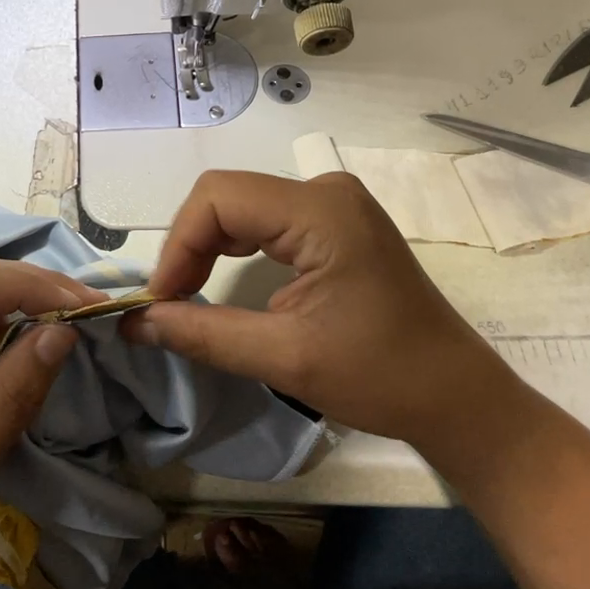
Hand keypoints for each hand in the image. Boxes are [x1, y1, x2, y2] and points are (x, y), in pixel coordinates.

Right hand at [121, 170, 522, 445]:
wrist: (456, 397)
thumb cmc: (380, 377)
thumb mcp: (284, 357)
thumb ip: (202, 334)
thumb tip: (133, 324)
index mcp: (321, 212)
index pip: (218, 198)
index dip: (178, 244)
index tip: (161, 300)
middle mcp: (326, 192)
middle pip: (226, 196)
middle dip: (188, 246)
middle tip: (169, 301)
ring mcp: (333, 204)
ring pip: (240, 205)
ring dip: (205, 246)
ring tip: (186, 294)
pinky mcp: (334, 223)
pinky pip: (263, 219)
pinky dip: (231, 247)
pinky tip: (218, 279)